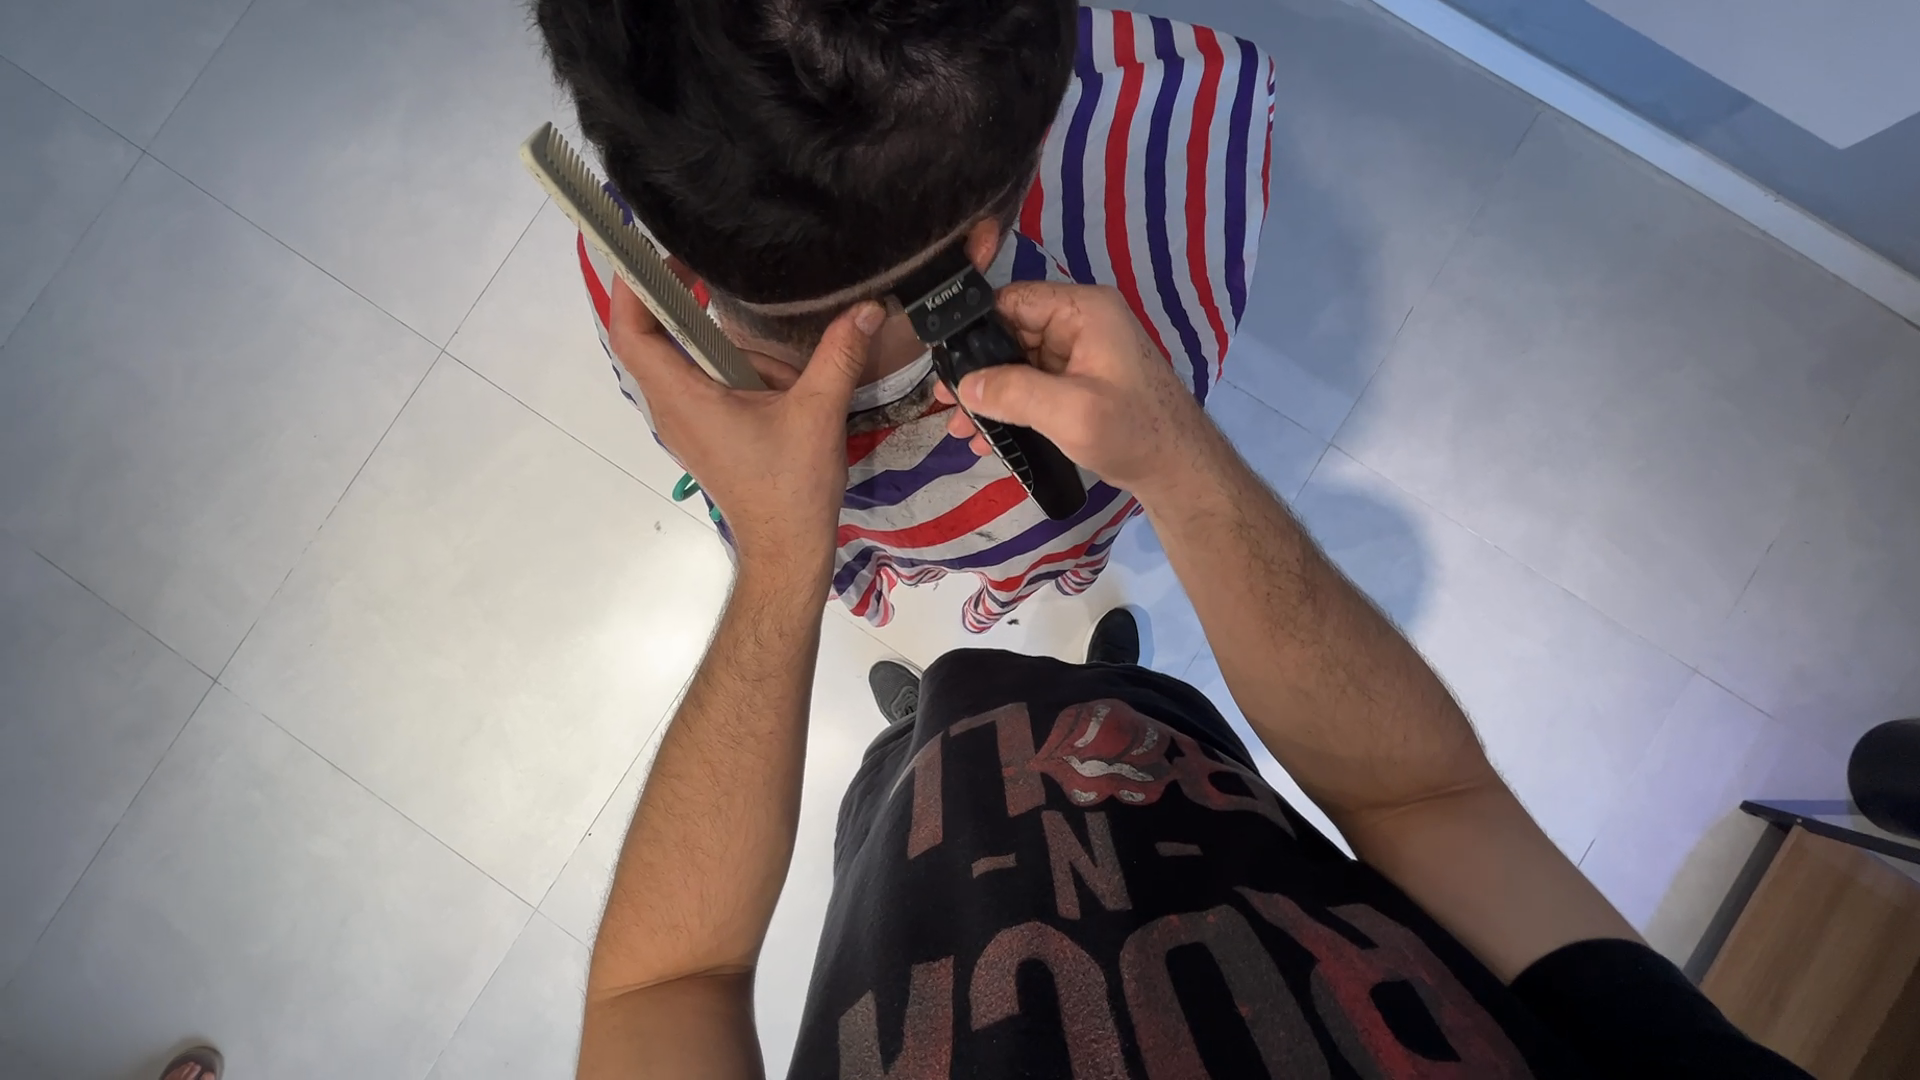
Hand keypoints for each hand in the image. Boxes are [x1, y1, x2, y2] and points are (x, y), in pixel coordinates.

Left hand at [607, 275, 882, 576]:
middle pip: (655, 340)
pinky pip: (704, 388)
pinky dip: (733, 373)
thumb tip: (868, 307)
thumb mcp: (819, 413)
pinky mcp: (705, 438)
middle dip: (685, 306)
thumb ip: (840, 355)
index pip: (632, 329)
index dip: (635, 284)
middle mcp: (672, 409)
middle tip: (717, 273)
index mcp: (684, 398)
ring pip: (688, 365)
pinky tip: (779, 385)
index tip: (663, 253)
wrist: (788, 547)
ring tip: (782, 370)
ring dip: (729, 352)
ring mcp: (685, 426)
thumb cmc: (792, 485)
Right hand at [935, 282, 1213, 501]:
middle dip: (978, 371)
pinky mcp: (1080, 384)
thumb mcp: (1070, 411)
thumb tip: (963, 386)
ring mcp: (1081, 355)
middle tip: (946, 405)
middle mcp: (1081, 324)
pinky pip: (1033, 388)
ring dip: (990, 397)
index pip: (1013, 301)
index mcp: (1084, 310)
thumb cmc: (1132, 432)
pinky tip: (989, 438)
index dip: (976, 329)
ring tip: (960, 430)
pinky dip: (1010, 409)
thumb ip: (1014, 393)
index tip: (947, 366)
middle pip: (1012, 334)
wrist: (1177, 470)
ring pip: (1018, 364)